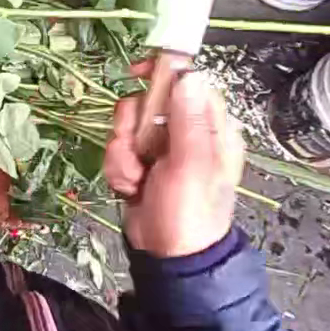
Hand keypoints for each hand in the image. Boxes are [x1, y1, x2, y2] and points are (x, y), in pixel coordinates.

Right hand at [103, 62, 244, 257]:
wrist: (167, 258)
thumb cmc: (188, 213)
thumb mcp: (192, 164)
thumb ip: (188, 119)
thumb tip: (188, 74)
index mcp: (210, 126)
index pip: (188, 80)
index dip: (163, 74)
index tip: (138, 73)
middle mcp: (186, 131)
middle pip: (149, 101)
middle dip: (134, 127)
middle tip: (139, 150)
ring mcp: (162, 147)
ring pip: (129, 125)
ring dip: (124, 153)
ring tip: (136, 178)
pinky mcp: (141, 162)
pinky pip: (120, 148)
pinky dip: (119, 168)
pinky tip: (131, 187)